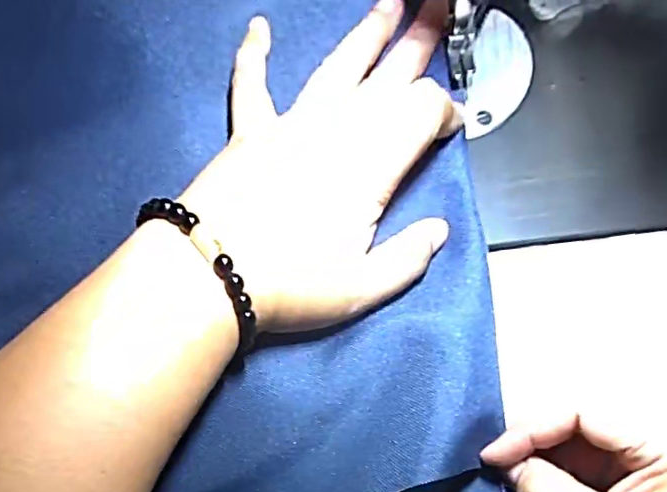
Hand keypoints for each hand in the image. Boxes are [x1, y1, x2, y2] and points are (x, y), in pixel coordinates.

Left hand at [176, 0, 462, 333]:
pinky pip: (253, 83)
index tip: (453, 122)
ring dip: (365, 34)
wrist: (213, 273)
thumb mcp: (361, 288)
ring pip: (336, 66)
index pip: (422, 113)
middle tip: (439, 7)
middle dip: (419, 39)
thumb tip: (436, 234)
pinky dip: (255, 55)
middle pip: (387, 74)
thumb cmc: (286, 286)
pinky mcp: (249, 134)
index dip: (445, 110)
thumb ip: (406, 259)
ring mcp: (290, 127)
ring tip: (387, 4)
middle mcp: (334, 133)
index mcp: (370, 168)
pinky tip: (258, 30)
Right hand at [482, 414, 666, 491]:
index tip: (491, 459)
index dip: (533, 429)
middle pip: (594, 421)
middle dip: (541, 445)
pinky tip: (548, 491)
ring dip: (555, 461)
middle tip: (501, 471)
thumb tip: (513, 468)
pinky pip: (611, 462)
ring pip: (598, 441)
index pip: (591, 411)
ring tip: (518, 483)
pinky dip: (574, 476)